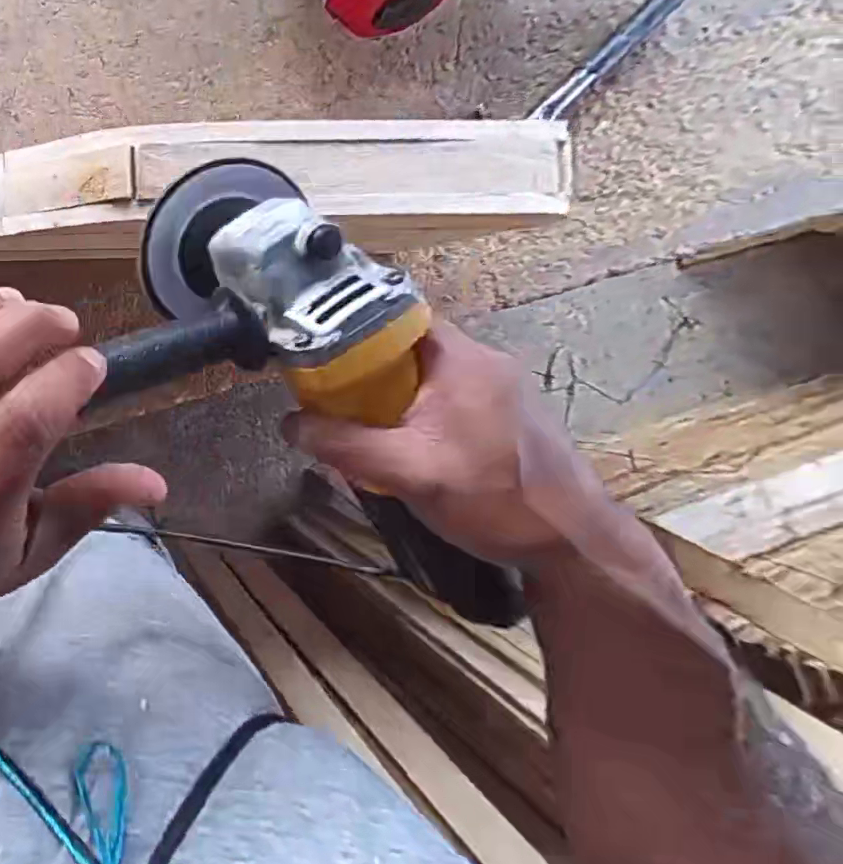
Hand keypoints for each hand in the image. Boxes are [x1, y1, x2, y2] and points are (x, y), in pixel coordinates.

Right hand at [281, 319, 618, 570]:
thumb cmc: (496, 498)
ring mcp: (491, 389)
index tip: (311, 346)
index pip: (395, 316)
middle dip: (355, 368)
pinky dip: (400, 410)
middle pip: (400, 346)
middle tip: (321, 393)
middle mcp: (480, 363)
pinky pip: (432, 396)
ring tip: (345, 421)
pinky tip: (386, 442)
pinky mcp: (494, 415)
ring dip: (376, 393)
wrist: (575, 547)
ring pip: (414, 374)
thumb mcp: (405, 471)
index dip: (348, 324)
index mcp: (463, 360)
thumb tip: (289, 424)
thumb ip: (342, 444)